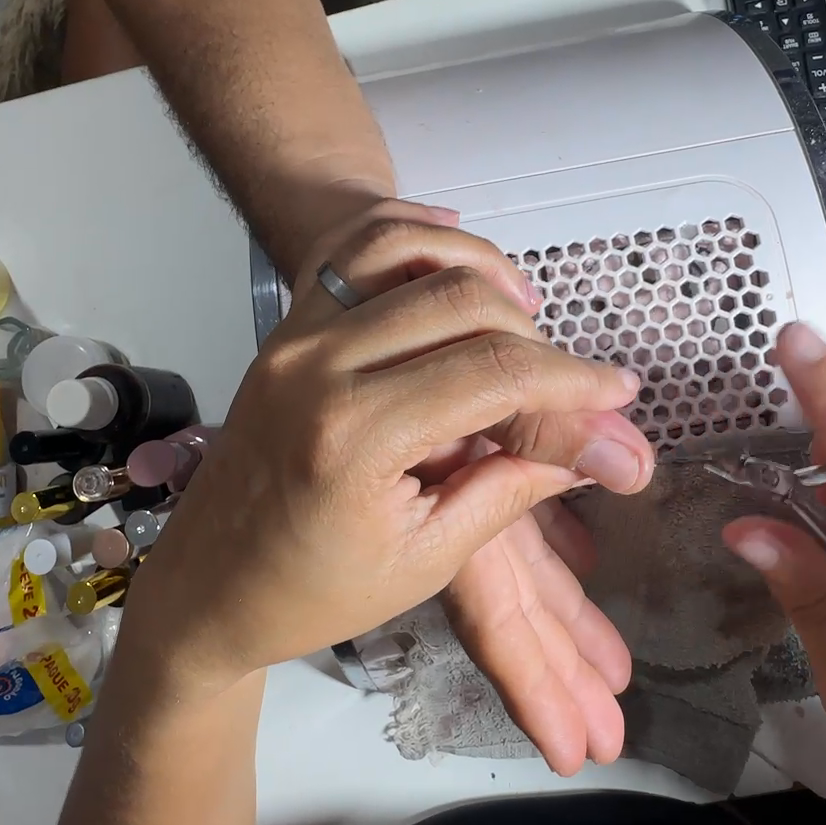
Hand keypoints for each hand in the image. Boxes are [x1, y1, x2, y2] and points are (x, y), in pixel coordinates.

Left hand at [296, 205, 657, 773]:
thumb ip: (511, 485)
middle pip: (461, 302)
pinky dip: (411, 233)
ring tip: (523, 311)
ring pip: (407, 251)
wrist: (208, 584)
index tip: (617, 394)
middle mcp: (318, 364)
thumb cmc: (310, 591)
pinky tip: (453, 251)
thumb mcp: (423, 559)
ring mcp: (294, 335)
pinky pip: (352, 247)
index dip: (570, 382)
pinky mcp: (286, 327)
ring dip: (478, 267)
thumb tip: (600, 448)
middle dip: (536, 337)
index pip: (492, 374)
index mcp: (353, 435)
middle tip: (573, 380)